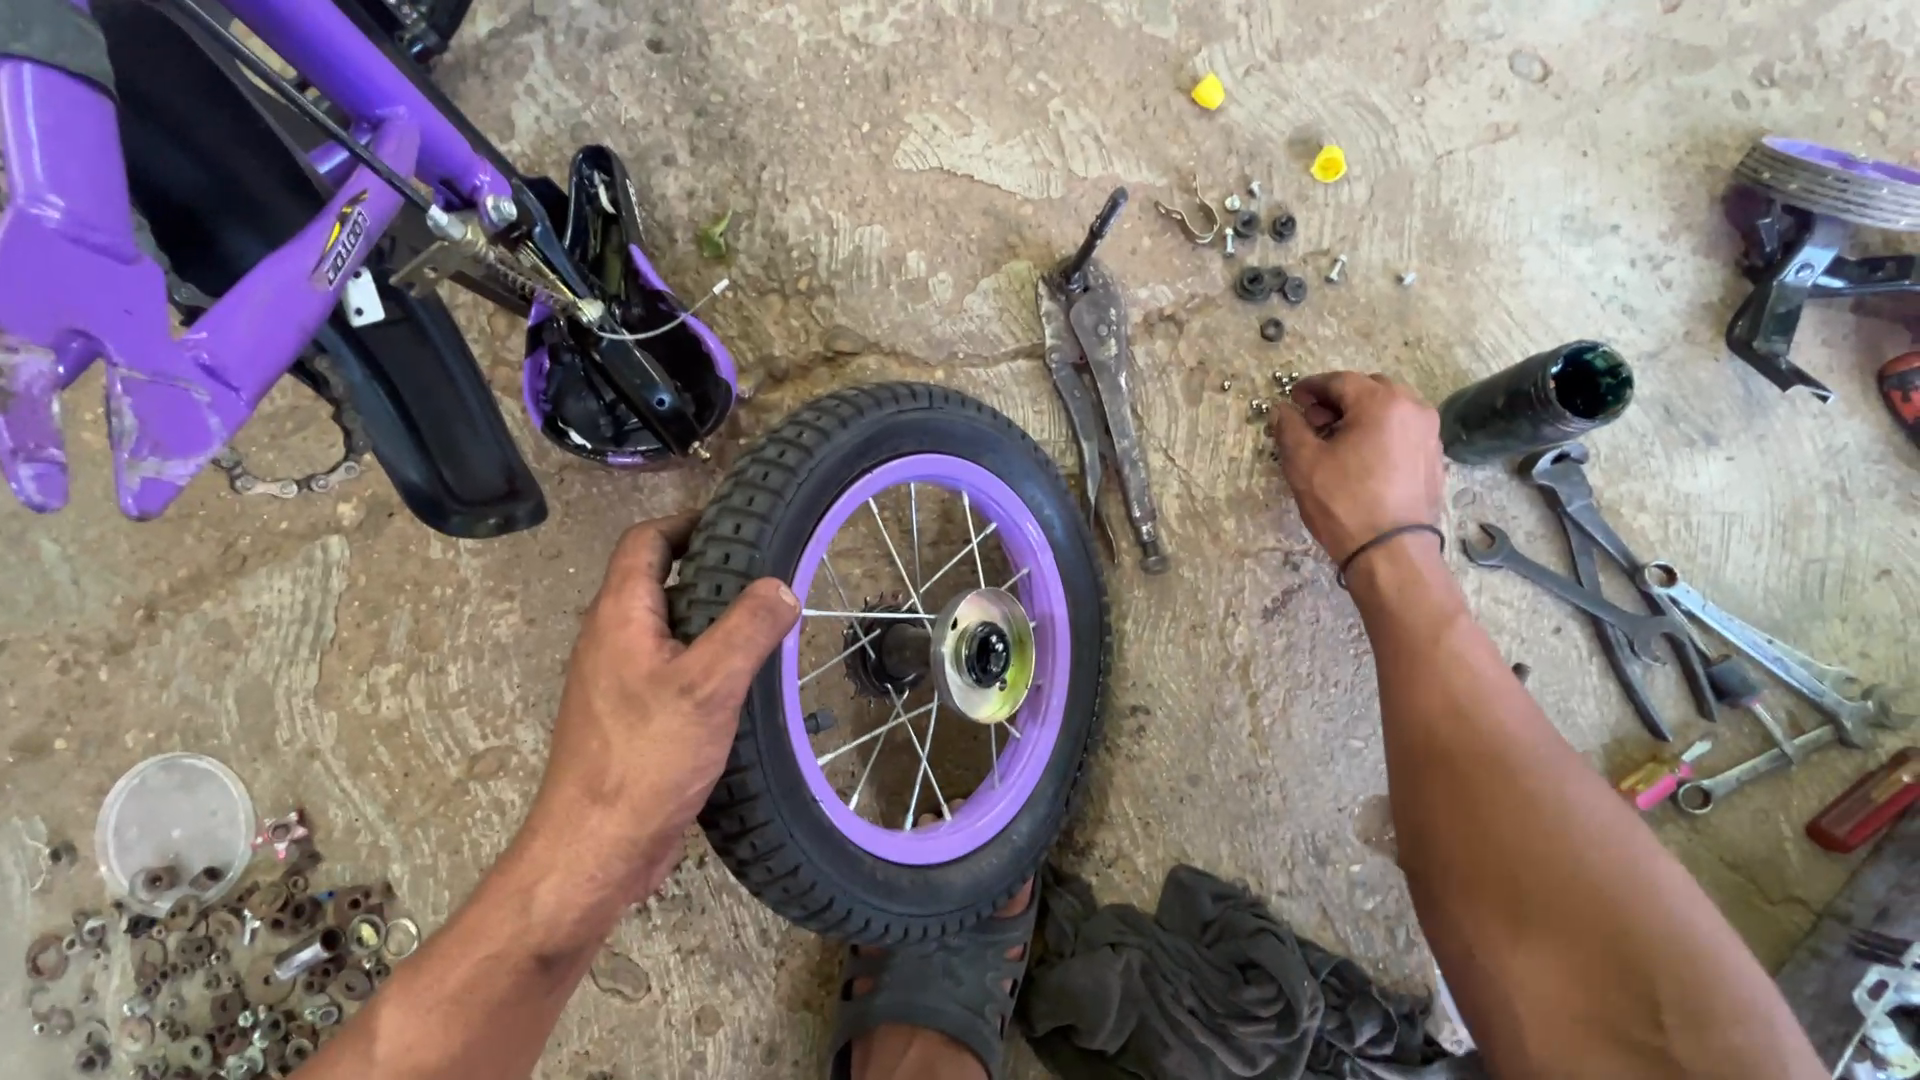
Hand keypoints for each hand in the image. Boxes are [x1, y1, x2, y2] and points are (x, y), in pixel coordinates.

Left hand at [530, 513, 797, 894]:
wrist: (596, 849)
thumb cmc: (645, 759)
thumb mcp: (708, 685)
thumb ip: (748, 629)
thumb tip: (781, 587)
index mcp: (619, 616)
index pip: (645, 542)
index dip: (687, 523)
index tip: (736, 524)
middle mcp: (610, 639)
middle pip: (656, 581)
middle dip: (709, 570)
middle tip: (766, 575)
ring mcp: (617, 680)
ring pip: (667, 628)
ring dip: (710, 618)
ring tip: (765, 624)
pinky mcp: (630, 717)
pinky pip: (670, 667)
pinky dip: (705, 659)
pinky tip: (742, 682)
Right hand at [1268, 372, 1444, 562]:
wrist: (1391, 552)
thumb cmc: (1343, 503)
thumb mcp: (1303, 463)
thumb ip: (1290, 427)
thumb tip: (1283, 409)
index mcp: (1381, 403)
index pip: (1341, 380)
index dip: (1312, 387)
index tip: (1293, 399)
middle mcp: (1414, 409)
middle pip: (1370, 389)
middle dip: (1338, 399)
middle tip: (1313, 420)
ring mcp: (1429, 434)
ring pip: (1389, 410)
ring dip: (1360, 416)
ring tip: (1336, 441)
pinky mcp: (1434, 458)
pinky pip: (1402, 432)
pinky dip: (1379, 434)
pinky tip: (1360, 458)